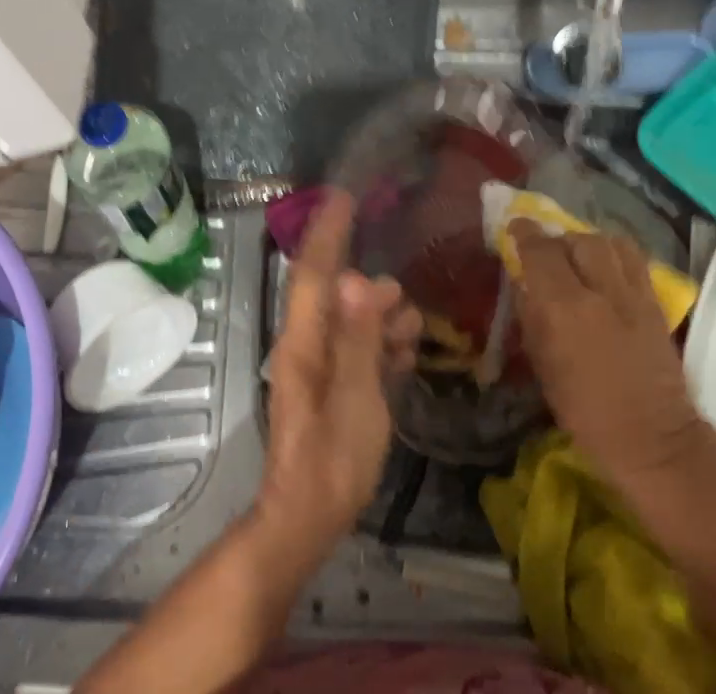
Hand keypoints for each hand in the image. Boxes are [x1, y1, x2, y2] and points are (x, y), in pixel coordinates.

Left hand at [259, 192, 420, 546]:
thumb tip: (358, 280)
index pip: (312, 273)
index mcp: (302, 343)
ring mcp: (314, 370)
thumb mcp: (354, 398)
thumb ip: (357, 339)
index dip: (328, 233)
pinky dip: (378, 348)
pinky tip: (403, 356)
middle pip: (334, 297)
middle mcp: (303, 347)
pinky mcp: (328, 390)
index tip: (344, 197)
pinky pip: (353, 352)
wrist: (307, 517)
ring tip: (412, 330)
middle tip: (405, 295)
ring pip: (349, 326)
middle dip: (369, 287)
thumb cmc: (332, 460)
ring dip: (379, 321)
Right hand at [507, 221, 707, 480]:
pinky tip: (605, 270)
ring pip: (611, 243)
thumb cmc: (584, 411)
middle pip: (579, 240)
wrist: (651, 437)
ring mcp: (634, 295)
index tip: (514, 228)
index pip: (541, 253)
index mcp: (565, 308)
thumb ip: (532, 318)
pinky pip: (634, 261)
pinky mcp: (656, 304)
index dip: (524, 235)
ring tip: (577, 256)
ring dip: (588, 242)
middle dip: (558, 240)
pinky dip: (615, 255)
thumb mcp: (542, 365)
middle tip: (545, 252)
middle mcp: (601, 291)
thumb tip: (525, 287)